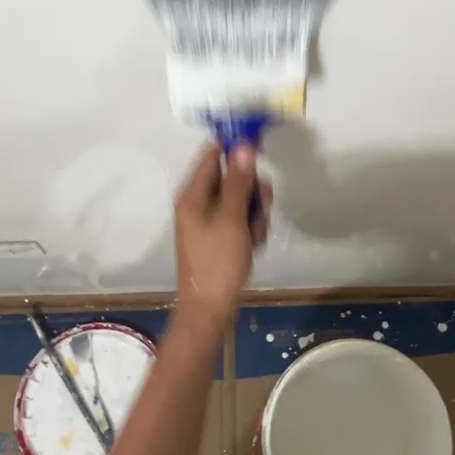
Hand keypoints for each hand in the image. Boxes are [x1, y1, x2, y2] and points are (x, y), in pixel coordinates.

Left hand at [174, 142, 271, 326]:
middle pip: (233, 177)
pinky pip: (242, 220)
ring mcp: (210, 221)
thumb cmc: (217, 262)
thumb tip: (243, 145)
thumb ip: (238, 181)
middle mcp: (199, 203)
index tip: (261, 145)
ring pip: (242, 200)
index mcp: (193, 194)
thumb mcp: (231, 219)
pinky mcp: (221, 237)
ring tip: (256, 235)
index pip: (213, 154)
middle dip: (253, 190)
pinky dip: (252, 229)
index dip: (236, 146)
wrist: (210, 309)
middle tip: (261, 208)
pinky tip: (253, 246)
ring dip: (256, 213)